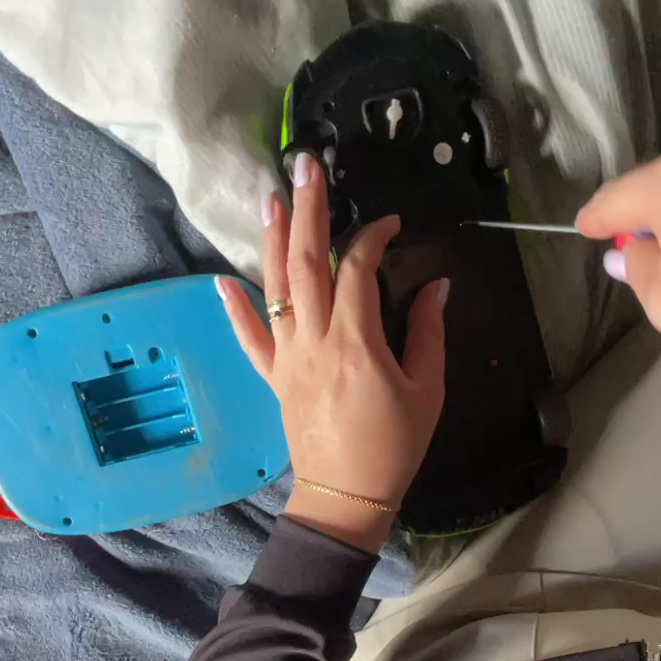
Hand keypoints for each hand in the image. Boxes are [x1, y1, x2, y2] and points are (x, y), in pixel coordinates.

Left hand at [218, 152, 448, 550]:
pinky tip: (222, 280)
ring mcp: (288, 359)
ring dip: (273, 242)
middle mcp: (315, 341)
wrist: (347, 494)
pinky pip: (250, 340)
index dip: (374, 237)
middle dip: (309, 211)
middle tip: (306, 166)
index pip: (359, 270)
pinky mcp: (274, 378)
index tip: (390, 224)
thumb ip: (429, 333)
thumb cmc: (394, 447)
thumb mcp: (427, 391)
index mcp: (357, 343)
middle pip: (307, 264)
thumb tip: (438, 285)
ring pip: (275, 290)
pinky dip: (236, 310)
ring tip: (271, 199)